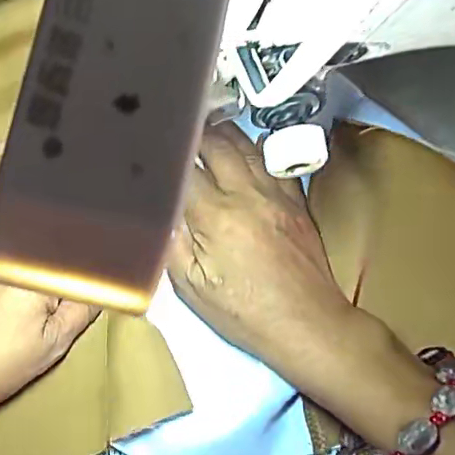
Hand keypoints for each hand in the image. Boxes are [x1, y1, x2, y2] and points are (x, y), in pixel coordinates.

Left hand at [0, 143, 99, 435]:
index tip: (107, 181)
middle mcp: (4, 246)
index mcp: (36, 266)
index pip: (70, 229)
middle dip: (47, 176)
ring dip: (1, 173)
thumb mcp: (53, 343)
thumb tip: (111, 277)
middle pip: (30, 206)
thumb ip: (82, 306)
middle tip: (63, 147)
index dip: (88, 207)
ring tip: (10, 144)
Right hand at [167, 124, 379, 389]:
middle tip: (173, 132)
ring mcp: (277, 195)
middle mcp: (248, 196)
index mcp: (216, 217)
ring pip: (248, 146)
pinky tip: (243, 148)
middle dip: (193, 135)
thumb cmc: (243, 313)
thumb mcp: (191, 286)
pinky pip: (272, 162)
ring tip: (203, 129)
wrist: (307, 325)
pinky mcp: (296, 202)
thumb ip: (171, 242)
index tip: (147, 151)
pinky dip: (254, 149)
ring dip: (223, 134)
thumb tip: (159, 210)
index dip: (164, 157)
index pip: (183, 169)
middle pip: (218, 145)